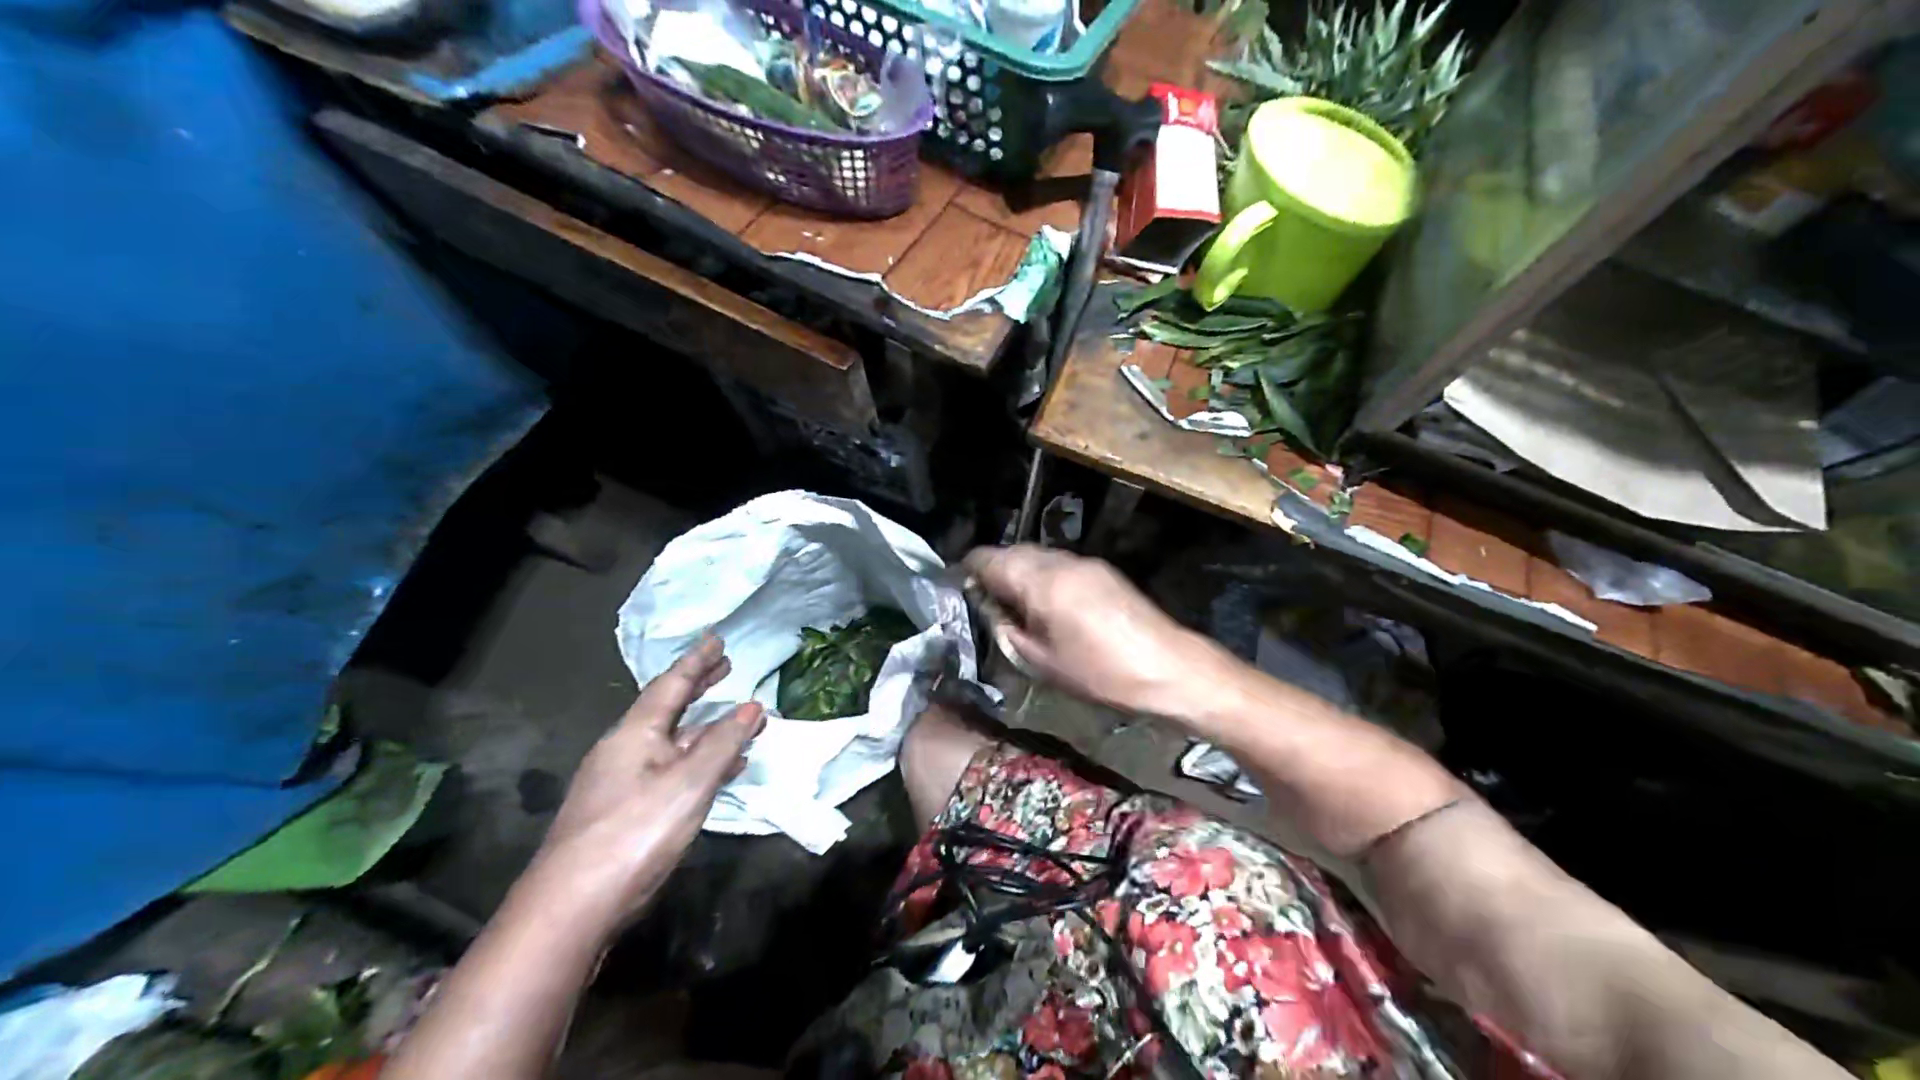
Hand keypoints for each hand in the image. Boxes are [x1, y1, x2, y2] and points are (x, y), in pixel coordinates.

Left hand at [526, 632, 763, 935]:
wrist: (571, 907)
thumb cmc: (634, 832)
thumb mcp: (688, 783)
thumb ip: (722, 744)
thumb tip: (752, 707)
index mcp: (634, 733)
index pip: (671, 685)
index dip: (697, 661)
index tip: (718, 639)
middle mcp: (625, 750)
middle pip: (668, 709)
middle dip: (699, 688)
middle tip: (726, 667)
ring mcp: (622, 783)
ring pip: (673, 743)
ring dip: (706, 729)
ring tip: (740, 720)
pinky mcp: (625, 812)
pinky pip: (671, 770)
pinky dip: (699, 762)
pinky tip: (722, 771)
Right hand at [963, 545, 1230, 718]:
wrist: (1169, 668)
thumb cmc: (1100, 673)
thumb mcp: (1041, 662)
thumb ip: (1007, 629)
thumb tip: (990, 610)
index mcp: (1040, 580)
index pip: (988, 558)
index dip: (967, 571)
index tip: (958, 590)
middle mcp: (1060, 561)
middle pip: (1012, 552)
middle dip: (993, 571)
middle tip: (985, 603)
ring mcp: (1085, 562)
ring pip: (1037, 556)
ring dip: (1019, 573)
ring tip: (1015, 607)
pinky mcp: (1103, 571)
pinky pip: (1059, 564)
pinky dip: (1042, 577)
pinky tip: (1046, 605)